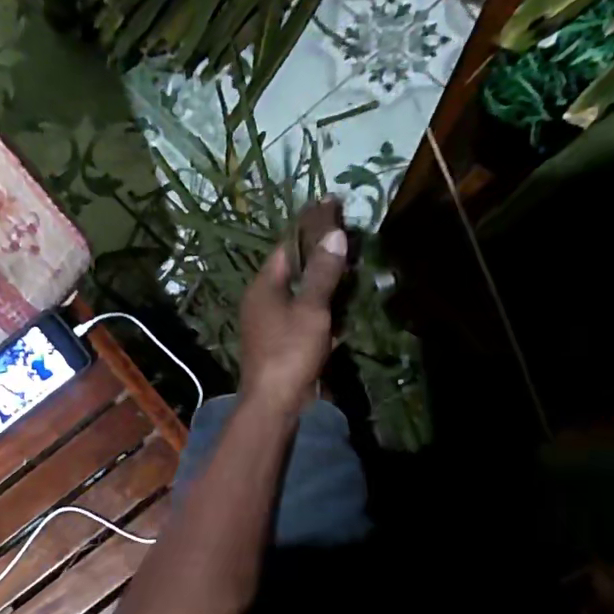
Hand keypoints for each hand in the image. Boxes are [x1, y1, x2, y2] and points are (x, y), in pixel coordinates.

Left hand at [239, 199, 349, 408]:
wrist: (274, 404)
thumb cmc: (289, 352)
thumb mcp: (310, 308)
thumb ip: (323, 272)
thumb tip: (336, 234)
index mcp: (263, 286)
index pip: (287, 246)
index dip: (311, 227)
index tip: (335, 209)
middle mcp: (262, 302)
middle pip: (293, 270)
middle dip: (320, 254)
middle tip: (350, 238)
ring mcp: (270, 325)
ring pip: (300, 295)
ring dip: (323, 283)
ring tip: (352, 266)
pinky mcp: (281, 345)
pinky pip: (304, 318)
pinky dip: (321, 309)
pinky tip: (342, 307)